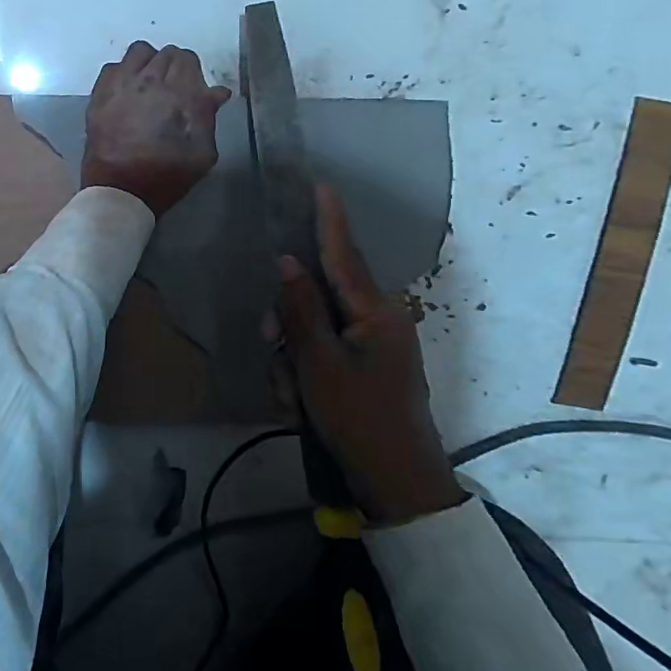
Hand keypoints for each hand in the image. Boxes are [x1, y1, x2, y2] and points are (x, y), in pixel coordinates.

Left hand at [80, 41, 230, 215]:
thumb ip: (208, 117)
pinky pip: (112, 67)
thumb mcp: (202, 153)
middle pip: (164, 54)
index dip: (192, 71)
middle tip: (172, 88)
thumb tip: (216, 92)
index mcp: (177, 92)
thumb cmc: (166, 175)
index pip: (187, 59)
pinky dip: (122, 72)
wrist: (121, 190)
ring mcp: (120, 85)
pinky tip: (126, 90)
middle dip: (172, 66)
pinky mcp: (99, 94)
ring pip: (138, 52)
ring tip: (148, 82)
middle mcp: (148, 80)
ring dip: (148, 62)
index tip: (191, 88)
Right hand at [266, 184, 465, 523]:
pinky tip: (301, 406)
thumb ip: (301, 309)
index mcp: (374, 314)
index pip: (343, 256)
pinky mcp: (359, 371)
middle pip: (315, 299)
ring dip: (291, 360)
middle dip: (288, 325)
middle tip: (274, 351)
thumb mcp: (319, 364)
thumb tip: (288, 261)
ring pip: (309, 331)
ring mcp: (368, 349)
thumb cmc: (359, 419)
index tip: (322, 185)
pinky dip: (302, 378)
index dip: (329, 221)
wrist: (397, 486)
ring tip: (293, 396)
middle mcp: (374, 323)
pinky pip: (317, 357)